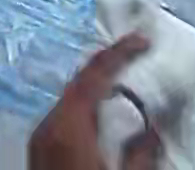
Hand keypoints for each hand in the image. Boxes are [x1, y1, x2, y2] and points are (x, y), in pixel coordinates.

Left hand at [29, 34, 159, 169]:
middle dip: (107, 67)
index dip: (120, 51)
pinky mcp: (39, 150)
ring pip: (71, 98)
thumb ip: (140, 155)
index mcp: (68, 123)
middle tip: (134, 57)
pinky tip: (101, 116)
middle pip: (80, 81)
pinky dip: (84, 109)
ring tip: (123, 84)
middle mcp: (49, 122)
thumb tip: (155, 130)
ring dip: (96, 89)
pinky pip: (64, 116)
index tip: (143, 38)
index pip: (95, 73)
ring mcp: (40, 137)